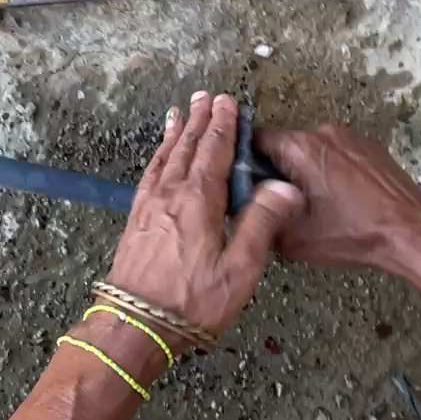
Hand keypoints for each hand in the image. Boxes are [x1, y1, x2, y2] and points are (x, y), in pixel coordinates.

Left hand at [107, 92, 305, 336]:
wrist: (136, 324)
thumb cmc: (193, 301)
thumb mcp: (239, 268)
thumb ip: (261, 223)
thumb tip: (284, 187)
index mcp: (198, 200)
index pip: (214, 152)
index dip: (223, 125)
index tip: (229, 102)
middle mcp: (170, 194)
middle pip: (187, 147)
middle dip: (200, 120)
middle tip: (206, 96)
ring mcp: (149, 205)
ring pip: (165, 157)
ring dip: (177, 133)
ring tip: (182, 112)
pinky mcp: (137, 219)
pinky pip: (150, 175)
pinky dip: (158, 156)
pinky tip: (159, 156)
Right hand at [254, 125, 420, 273]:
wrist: (412, 234)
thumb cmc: (355, 235)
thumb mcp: (294, 239)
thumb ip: (260, 218)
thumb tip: (247, 209)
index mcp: (301, 148)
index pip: (256, 139)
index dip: (246, 161)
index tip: (248, 183)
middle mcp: (324, 133)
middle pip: (285, 145)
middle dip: (278, 171)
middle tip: (281, 203)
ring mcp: (350, 137)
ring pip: (311, 150)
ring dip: (306, 171)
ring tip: (315, 204)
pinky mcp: (370, 146)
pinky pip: (336, 153)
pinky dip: (331, 171)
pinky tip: (339, 198)